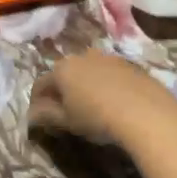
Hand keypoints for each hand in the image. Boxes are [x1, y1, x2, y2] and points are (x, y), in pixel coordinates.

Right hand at [28, 51, 174, 144]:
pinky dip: (105, 85)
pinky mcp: (130, 64)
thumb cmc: (96, 117)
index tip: (39, 116)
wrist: (145, 112)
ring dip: (84, 85)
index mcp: (61, 69)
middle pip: (64, 73)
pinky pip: (109, 74)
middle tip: (64, 111)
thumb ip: (45, 115)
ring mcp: (108, 57)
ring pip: (88, 71)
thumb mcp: (66, 121)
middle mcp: (82, 56)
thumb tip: (31, 115)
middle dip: (61, 90)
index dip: (36, 101)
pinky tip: (112, 102)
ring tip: (89, 106)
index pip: (40, 84)